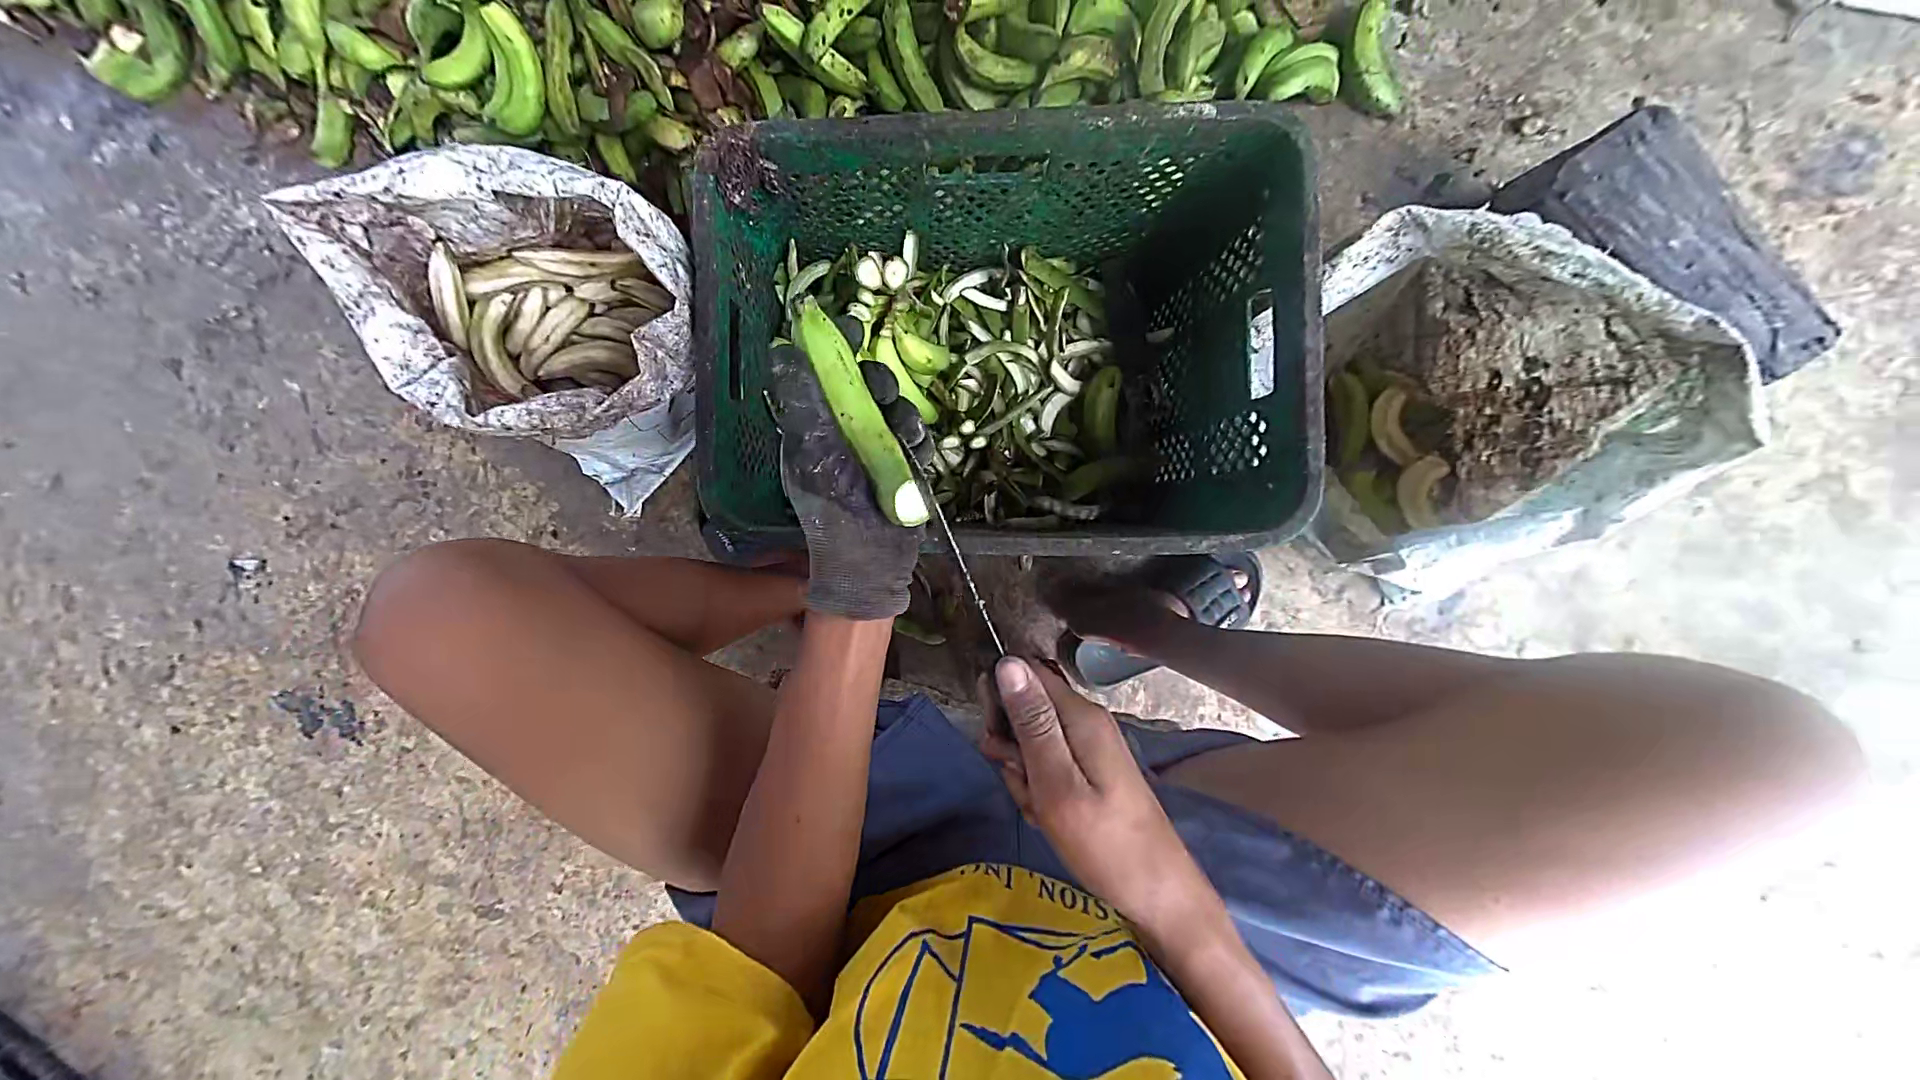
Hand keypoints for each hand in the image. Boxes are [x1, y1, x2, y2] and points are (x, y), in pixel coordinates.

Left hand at [770, 334, 921, 620]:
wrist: (870, 557)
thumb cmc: (832, 507)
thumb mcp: (812, 452)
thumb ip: (803, 402)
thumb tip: (781, 350)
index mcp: (814, 424)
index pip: (824, 371)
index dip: (837, 345)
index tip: (853, 327)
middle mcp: (845, 429)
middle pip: (867, 383)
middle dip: (877, 382)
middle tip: (882, 392)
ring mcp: (877, 445)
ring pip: (897, 407)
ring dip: (901, 414)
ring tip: (901, 435)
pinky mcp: (904, 461)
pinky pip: (916, 436)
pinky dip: (916, 439)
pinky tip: (913, 452)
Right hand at [982, 657, 1216, 932]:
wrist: (1158, 894)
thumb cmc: (1104, 843)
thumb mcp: (1057, 783)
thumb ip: (1032, 723)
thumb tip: (1007, 663)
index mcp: (1080, 715)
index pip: (1025, 672)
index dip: (1000, 697)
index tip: (996, 738)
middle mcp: (1086, 720)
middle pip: (1025, 708)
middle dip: (1010, 745)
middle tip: (1023, 781)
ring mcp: (1089, 745)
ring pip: (1031, 741)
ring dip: (1023, 774)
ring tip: (1041, 808)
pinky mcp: (1089, 769)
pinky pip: (1047, 765)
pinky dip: (1039, 789)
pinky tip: (1049, 816)